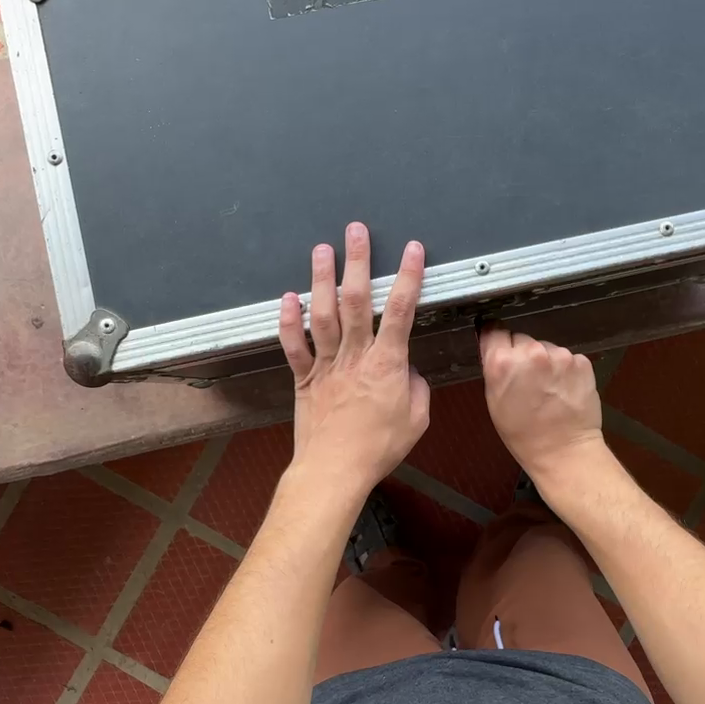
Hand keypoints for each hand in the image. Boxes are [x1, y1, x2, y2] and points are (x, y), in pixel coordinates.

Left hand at [279, 223, 429, 493]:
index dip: (408, 277)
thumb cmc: (378, 448)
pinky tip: (287, 297)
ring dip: (322, 279)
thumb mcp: (417, 419)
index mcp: (387, 364)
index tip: (412, 250)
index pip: (401, 311)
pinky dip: (289, 321)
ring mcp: (326, 365)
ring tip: (321, 249)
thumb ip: (417, 387)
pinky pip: (294, 345)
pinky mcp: (303, 378)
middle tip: (355, 231)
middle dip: (358, 262)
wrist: (334, 471)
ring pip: (324, 314)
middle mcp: (355, 356)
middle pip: (357, 300)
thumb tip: (408, 369)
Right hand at [480, 324, 604, 476]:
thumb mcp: (494, 400)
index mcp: (503, 362)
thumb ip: (494, 369)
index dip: (496, 341)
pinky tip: (563, 389)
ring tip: (547, 388)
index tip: (500, 349)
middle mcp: (531, 352)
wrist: (563, 451)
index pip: (494, 331)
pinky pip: (567, 358)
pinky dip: (564, 369)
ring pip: (545, 348)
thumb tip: (495, 349)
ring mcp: (559, 355)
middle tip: (526, 380)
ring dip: (545, 362)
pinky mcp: (581, 362)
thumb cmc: (523, 433)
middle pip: (522, 339)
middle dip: (522, 355)